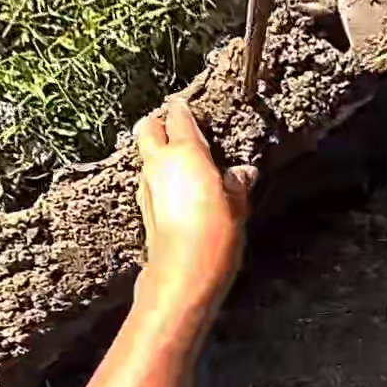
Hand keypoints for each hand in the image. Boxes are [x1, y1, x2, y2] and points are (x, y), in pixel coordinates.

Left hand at [133, 98, 254, 301]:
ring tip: (180, 163)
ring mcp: (146, 187)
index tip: (191, 110)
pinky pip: (148, 182)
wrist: (181, 276)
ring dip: (157, 154)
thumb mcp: (237, 209)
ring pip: (146, 157)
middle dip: (160, 124)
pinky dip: (158, 179)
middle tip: (177, 130)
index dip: (185, 112)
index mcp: (185, 153)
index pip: (179, 117)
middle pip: (149, 129)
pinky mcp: (143, 210)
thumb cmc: (213, 238)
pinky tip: (175, 192)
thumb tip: (243, 173)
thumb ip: (237, 186)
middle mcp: (159, 164)